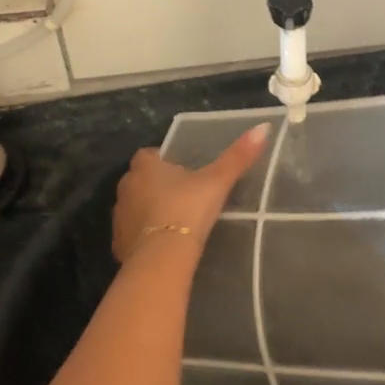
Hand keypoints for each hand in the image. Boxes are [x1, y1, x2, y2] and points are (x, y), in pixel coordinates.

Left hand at [114, 123, 270, 261]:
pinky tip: (164, 244)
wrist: (163, 257)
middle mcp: (127, 188)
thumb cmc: (187, 209)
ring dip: (149, 210)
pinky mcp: (120, 244)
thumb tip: (264, 127)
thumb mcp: (217, 181)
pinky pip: (132, 234)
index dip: (162, 159)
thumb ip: (238, 156)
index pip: (148, 155)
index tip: (181, 168)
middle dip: (155, 185)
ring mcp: (120, 218)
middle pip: (139, 180)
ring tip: (175, 220)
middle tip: (182, 193)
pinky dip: (145, 235)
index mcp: (145, 168)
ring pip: (134, 207)